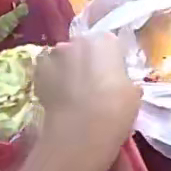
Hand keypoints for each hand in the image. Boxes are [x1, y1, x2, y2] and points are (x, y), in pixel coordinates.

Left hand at [33, 32, 138, 163]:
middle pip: (83, 48)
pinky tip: (58, 97)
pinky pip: (47, 71)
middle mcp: (79, 40)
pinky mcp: (37, 71)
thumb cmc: (116, 108)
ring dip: (67, 70)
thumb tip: (120, 85)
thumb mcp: (133, 93)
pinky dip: (51, 80)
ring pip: (63, 58)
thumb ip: (125, 81)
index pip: (110, 45)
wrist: (82, 129)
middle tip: (92, 85)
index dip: (110, 61)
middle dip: (86, 62)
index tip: (112, 77)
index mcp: (106, 41)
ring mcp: (55, 54)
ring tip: (72, 93)